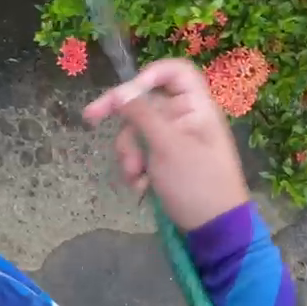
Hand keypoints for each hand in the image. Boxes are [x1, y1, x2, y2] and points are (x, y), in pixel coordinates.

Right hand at [82, 58, 248, 230]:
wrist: (215, 233)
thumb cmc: (197, 184)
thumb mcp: (167, 147)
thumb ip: (142, 115)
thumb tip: (119, 91)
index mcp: (196, 108)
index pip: (175, 72)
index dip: (150, 74)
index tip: (127, 92)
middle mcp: (185, 118)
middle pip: (145, 101)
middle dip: (126, 122)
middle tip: (91, 118)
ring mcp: (175, 139)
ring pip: (137, 128)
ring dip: (129, 151)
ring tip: (135, 176)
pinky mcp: (165, 159)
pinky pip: (140, 150)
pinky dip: (135, 165)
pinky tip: (139, 185)